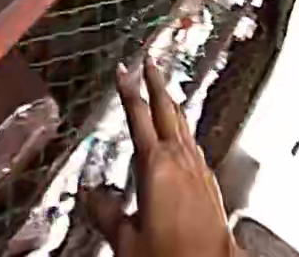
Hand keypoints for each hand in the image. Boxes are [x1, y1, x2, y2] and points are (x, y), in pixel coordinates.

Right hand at [81, 61, 237, 256]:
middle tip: (150, 61)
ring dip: (171, 102)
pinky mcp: (208, 180)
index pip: (139, 116)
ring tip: (164, 90)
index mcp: (156, 164)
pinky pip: (191, 142)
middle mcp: (180, 157)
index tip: (123, 70)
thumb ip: (107, 213)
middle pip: (167, 108)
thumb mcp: (127, 241)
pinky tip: (180, 135)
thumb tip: (90, 195)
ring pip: (182, 123)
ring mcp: (197, 166)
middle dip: (156, 82)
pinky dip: (181, 129)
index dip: (129, 91)